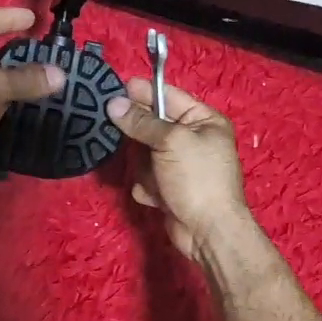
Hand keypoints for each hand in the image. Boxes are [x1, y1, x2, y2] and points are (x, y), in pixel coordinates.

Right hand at [106, 77, 251, 258]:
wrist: (208, 232)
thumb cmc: (196, 179)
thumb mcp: (170, 142)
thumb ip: (141, 122)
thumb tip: (113, 103)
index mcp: (204, 121)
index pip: (168, 96)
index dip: (143, 92)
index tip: (114, 88)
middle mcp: (193, 139)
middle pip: (152, 125)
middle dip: (139, 135)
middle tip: (119, 131)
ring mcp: (180, 164)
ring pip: (144, 152)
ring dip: (143, 166)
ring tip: (152, 177)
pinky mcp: (169, 186)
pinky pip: (146, 176)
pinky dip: (147, 186)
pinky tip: (156, 197)